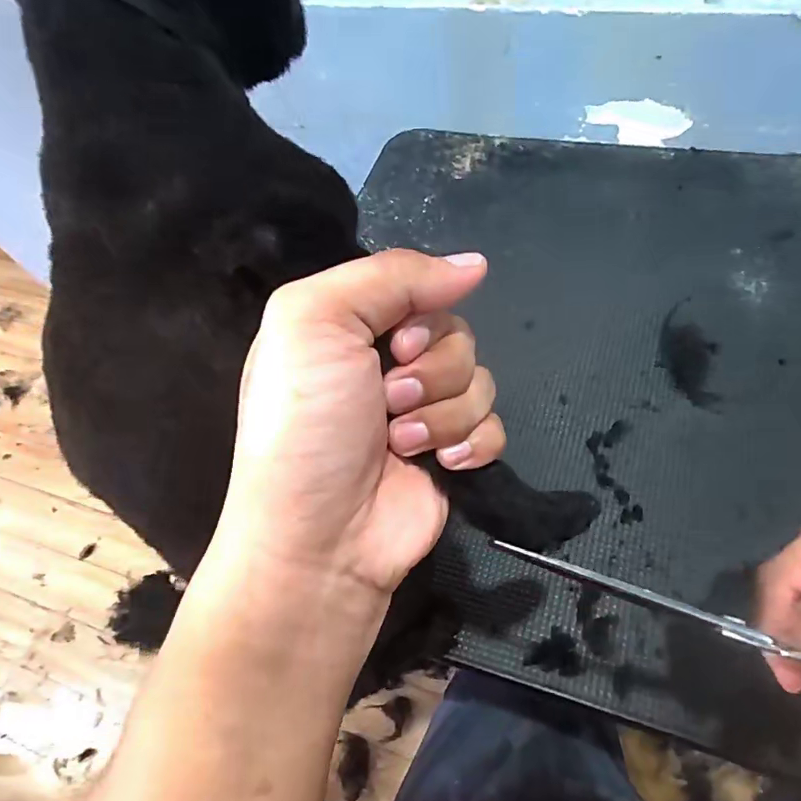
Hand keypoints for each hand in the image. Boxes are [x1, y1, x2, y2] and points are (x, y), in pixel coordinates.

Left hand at [207, 249, 504, 604]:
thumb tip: (476, 264)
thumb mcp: (315, 320)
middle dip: (431, 370)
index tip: (394, 345)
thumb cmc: (305, 424)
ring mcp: (427, 413)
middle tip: (388, 402)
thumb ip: (392, 276)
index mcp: (354, 328)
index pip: (422, 290)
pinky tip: (440, 464)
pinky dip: (473, 444)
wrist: (321, 537)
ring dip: (443, 413)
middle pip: (459, 335)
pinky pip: (496, 427)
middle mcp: (391, 366)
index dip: (421, 314)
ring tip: (400, 443)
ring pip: (482, 381)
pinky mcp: (455, 456)